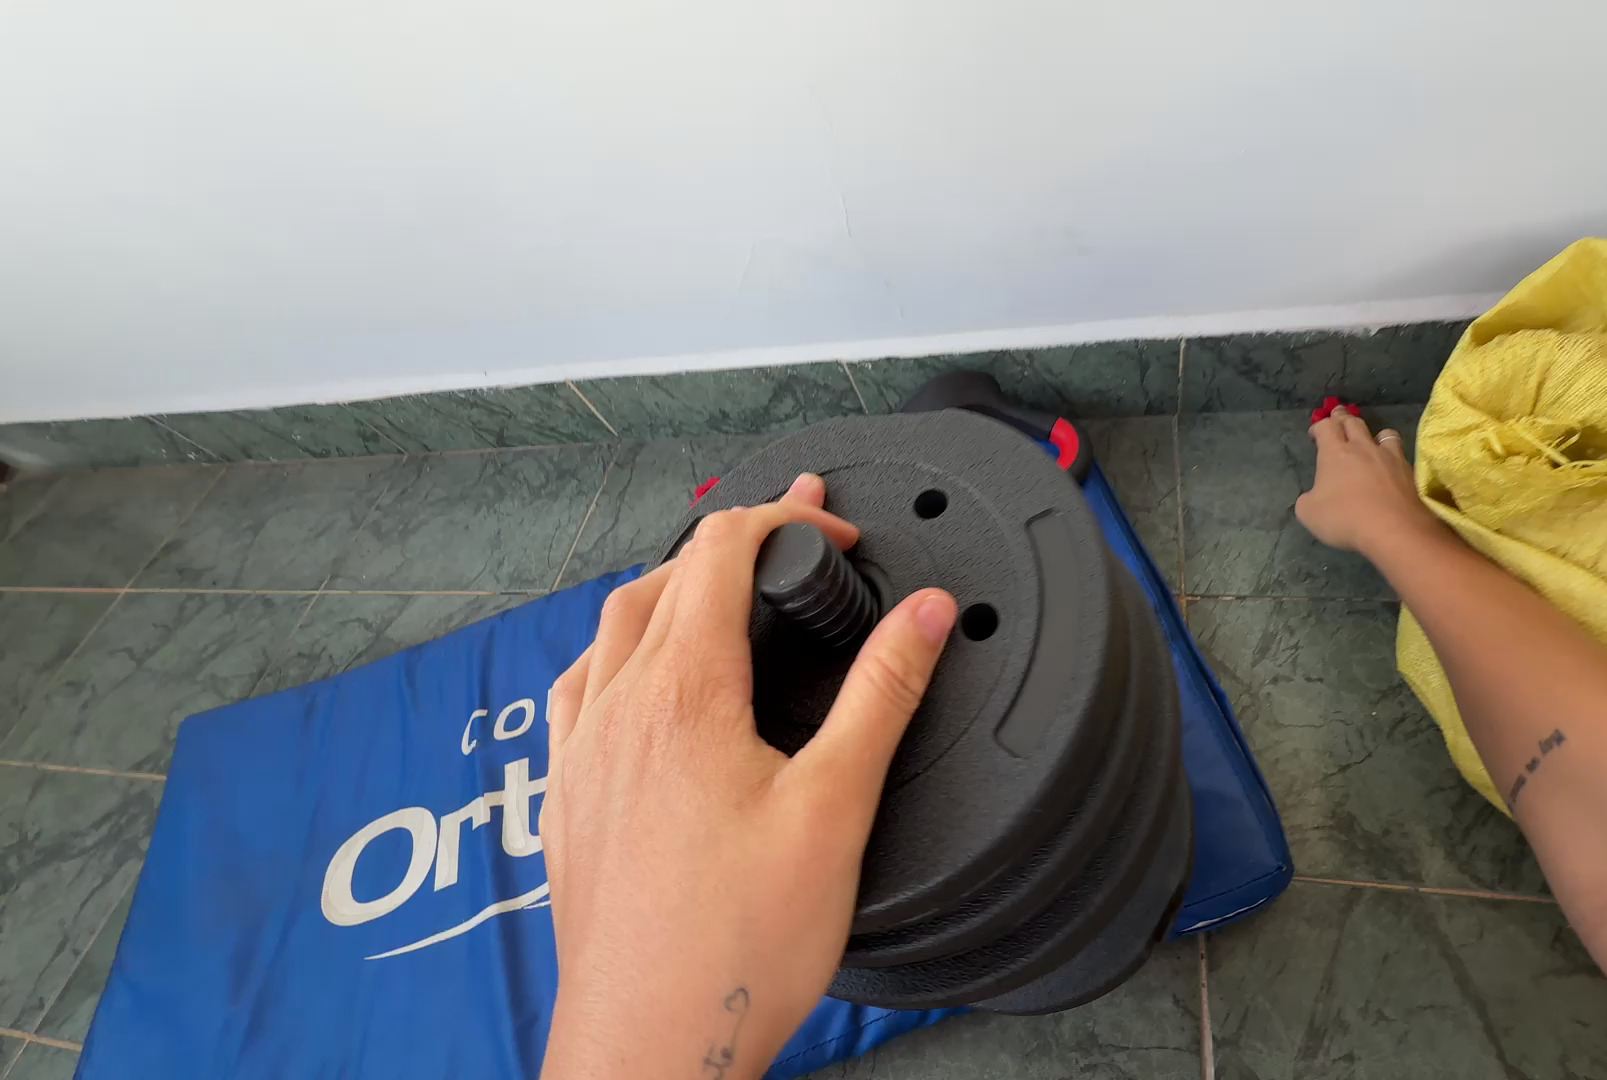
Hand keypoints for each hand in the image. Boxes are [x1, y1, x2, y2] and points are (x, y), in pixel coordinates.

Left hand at [540, 473, 957, 1079]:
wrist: (648, 1052)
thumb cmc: (738, 939)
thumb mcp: (837, 805)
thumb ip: (882, 693)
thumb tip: (927, 614)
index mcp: (685, 692)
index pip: (724, 550)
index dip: (786, 517)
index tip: (837, 531)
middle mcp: (620, 705)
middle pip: (671, 572)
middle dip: (740, 533)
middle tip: (798, 531)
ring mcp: (583, 748)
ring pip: (617, 619)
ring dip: (675, 581)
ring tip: (725, 583)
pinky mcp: (569, 792)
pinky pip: (579, 682)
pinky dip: (621, 644)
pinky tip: (642, 671)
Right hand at [1294, 406, 1439, 555]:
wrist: (1394, 530)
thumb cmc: (1344, 517)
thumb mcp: (1308, 512)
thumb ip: (1308, 498)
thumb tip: (1315, 495)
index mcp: (1335, 453)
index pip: (1326, 427)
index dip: (1319, 426)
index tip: (1315, 434)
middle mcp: (1363, 448)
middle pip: (1353, 423)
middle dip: (1343, 418)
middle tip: (1338, 416)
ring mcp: (1390, 458)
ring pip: (1384, 433)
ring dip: (1373, 434)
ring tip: (1371, 440)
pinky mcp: (1409, 472)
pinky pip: (1400, 454)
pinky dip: (1392, 456)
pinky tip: (1389, 466)